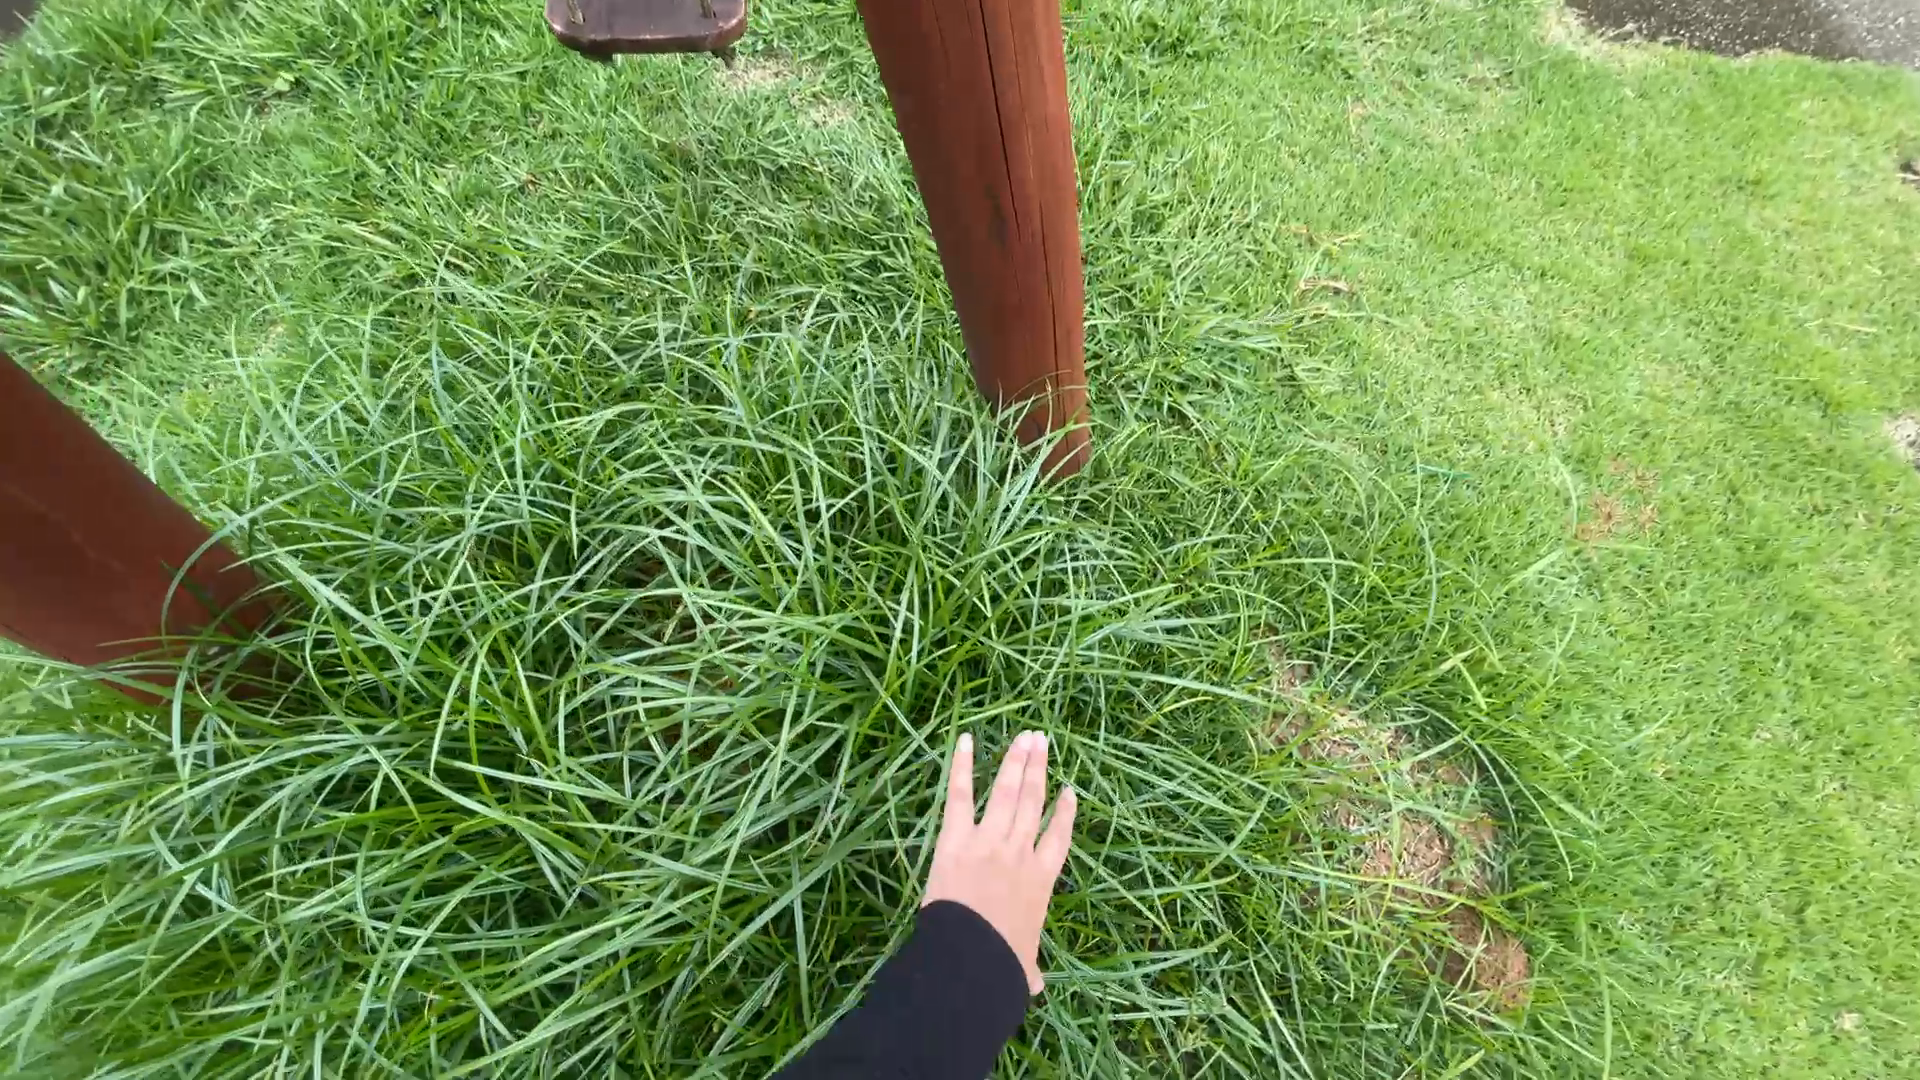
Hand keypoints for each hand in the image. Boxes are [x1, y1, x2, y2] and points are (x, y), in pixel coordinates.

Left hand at [922, 731, 1076, 995]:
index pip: (1059, 837)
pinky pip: (960, 795)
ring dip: (1016, 760)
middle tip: (1042, 740)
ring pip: (1007, 791)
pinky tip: (966, 739)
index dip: (1066, 812)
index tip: (1069, 790)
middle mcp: (1020, 852)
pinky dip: (962, 766)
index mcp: (1041, 880)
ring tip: (1024, 735)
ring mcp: (990, 840)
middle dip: (1039, 768)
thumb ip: (1029, 969)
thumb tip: (1036, 986)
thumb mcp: (1022, 969)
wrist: (969, 960)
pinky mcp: (957, 838)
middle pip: (1034, 801)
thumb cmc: (999, 966)